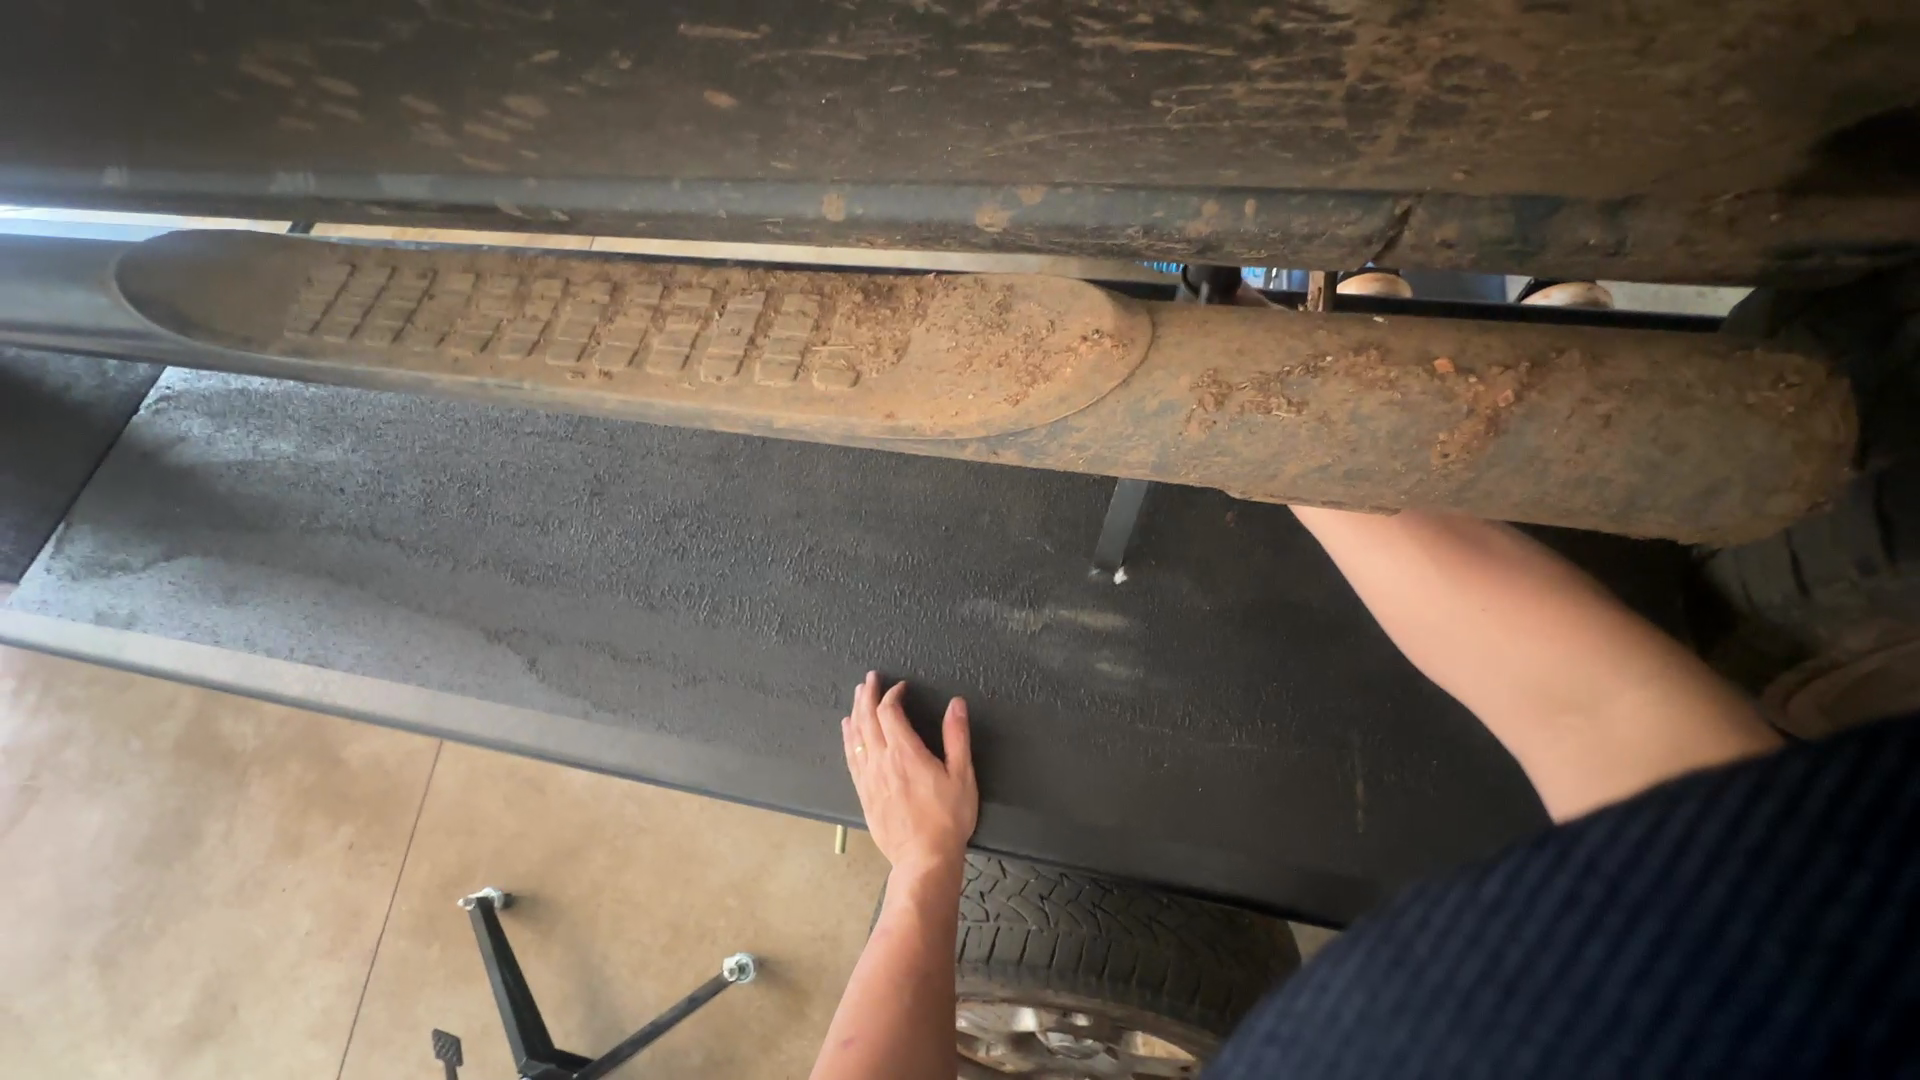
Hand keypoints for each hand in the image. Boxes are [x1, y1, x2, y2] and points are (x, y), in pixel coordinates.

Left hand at [841, 671, 977, 878]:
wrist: (924, 858)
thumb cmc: (947, 819)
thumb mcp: (962, 775)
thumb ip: (957, 736)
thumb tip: (956, 704)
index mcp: (906, 753)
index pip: (890, 712)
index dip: (893, 694)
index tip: (901, 687)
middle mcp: (882, 761)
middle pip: (867, 718)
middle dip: (868, 695)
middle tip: (870, 678)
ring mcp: (869, 778)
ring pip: (856, 736)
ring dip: (856, 711)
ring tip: (857, 695)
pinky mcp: (864, 793)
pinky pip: (851, 757)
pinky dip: (848, 737)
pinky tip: (847, 728)